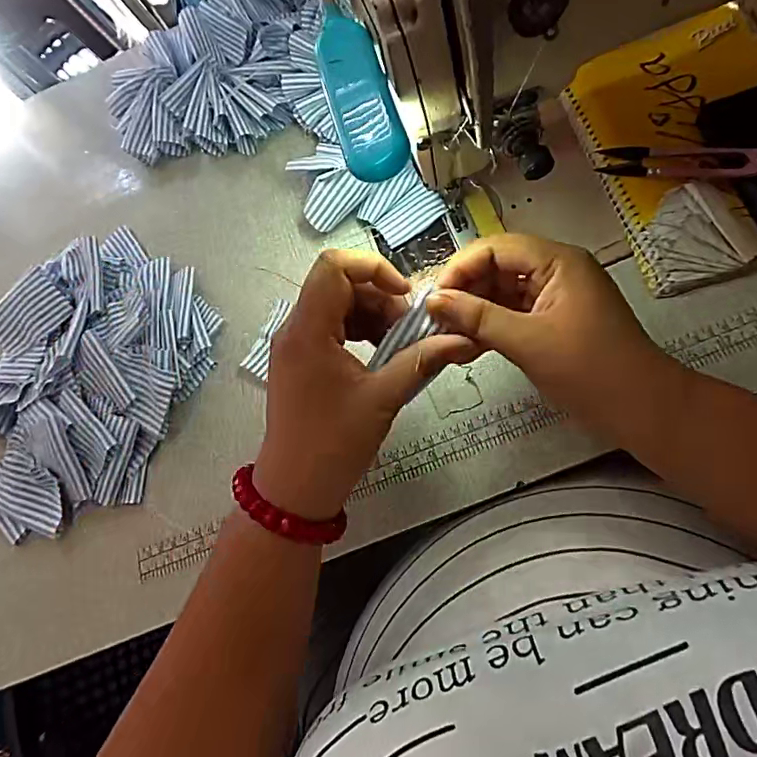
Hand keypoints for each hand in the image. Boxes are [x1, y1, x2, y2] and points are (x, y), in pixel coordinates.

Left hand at [256, 250, 478, 520]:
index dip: (374, 268)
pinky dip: (361, 330)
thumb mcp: (383, 399)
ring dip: (373, 314)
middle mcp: (295, 328)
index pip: (334, 266)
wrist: (295, 489)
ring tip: (401, 343)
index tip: (404, 296)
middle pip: (339, 283)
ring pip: (338, 304)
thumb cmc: (334, 444)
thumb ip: (421, 361)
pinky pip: (333, 326)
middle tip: (410, 328)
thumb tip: (461, 339)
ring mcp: (296, 343)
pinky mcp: (301, 358)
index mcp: (308, 330)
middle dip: (380, 297)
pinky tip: (384, 353)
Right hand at [427, 234, 682, 437]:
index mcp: (558, 261)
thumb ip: (477, 317)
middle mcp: (558, 269)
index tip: (434, 299)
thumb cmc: (590, 371)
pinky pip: (516, 312)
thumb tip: (434, 301)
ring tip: (448, 336)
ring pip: (505, 291)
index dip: (461, 268)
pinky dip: (493, 326)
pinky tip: (470, 344)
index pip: (496, 247)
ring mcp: (558, 295)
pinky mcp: (557, 320)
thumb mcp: (527, 342)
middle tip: (436, 321)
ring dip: (476, 311)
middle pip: (499, 267)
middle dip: (466, 291)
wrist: (643, 408)